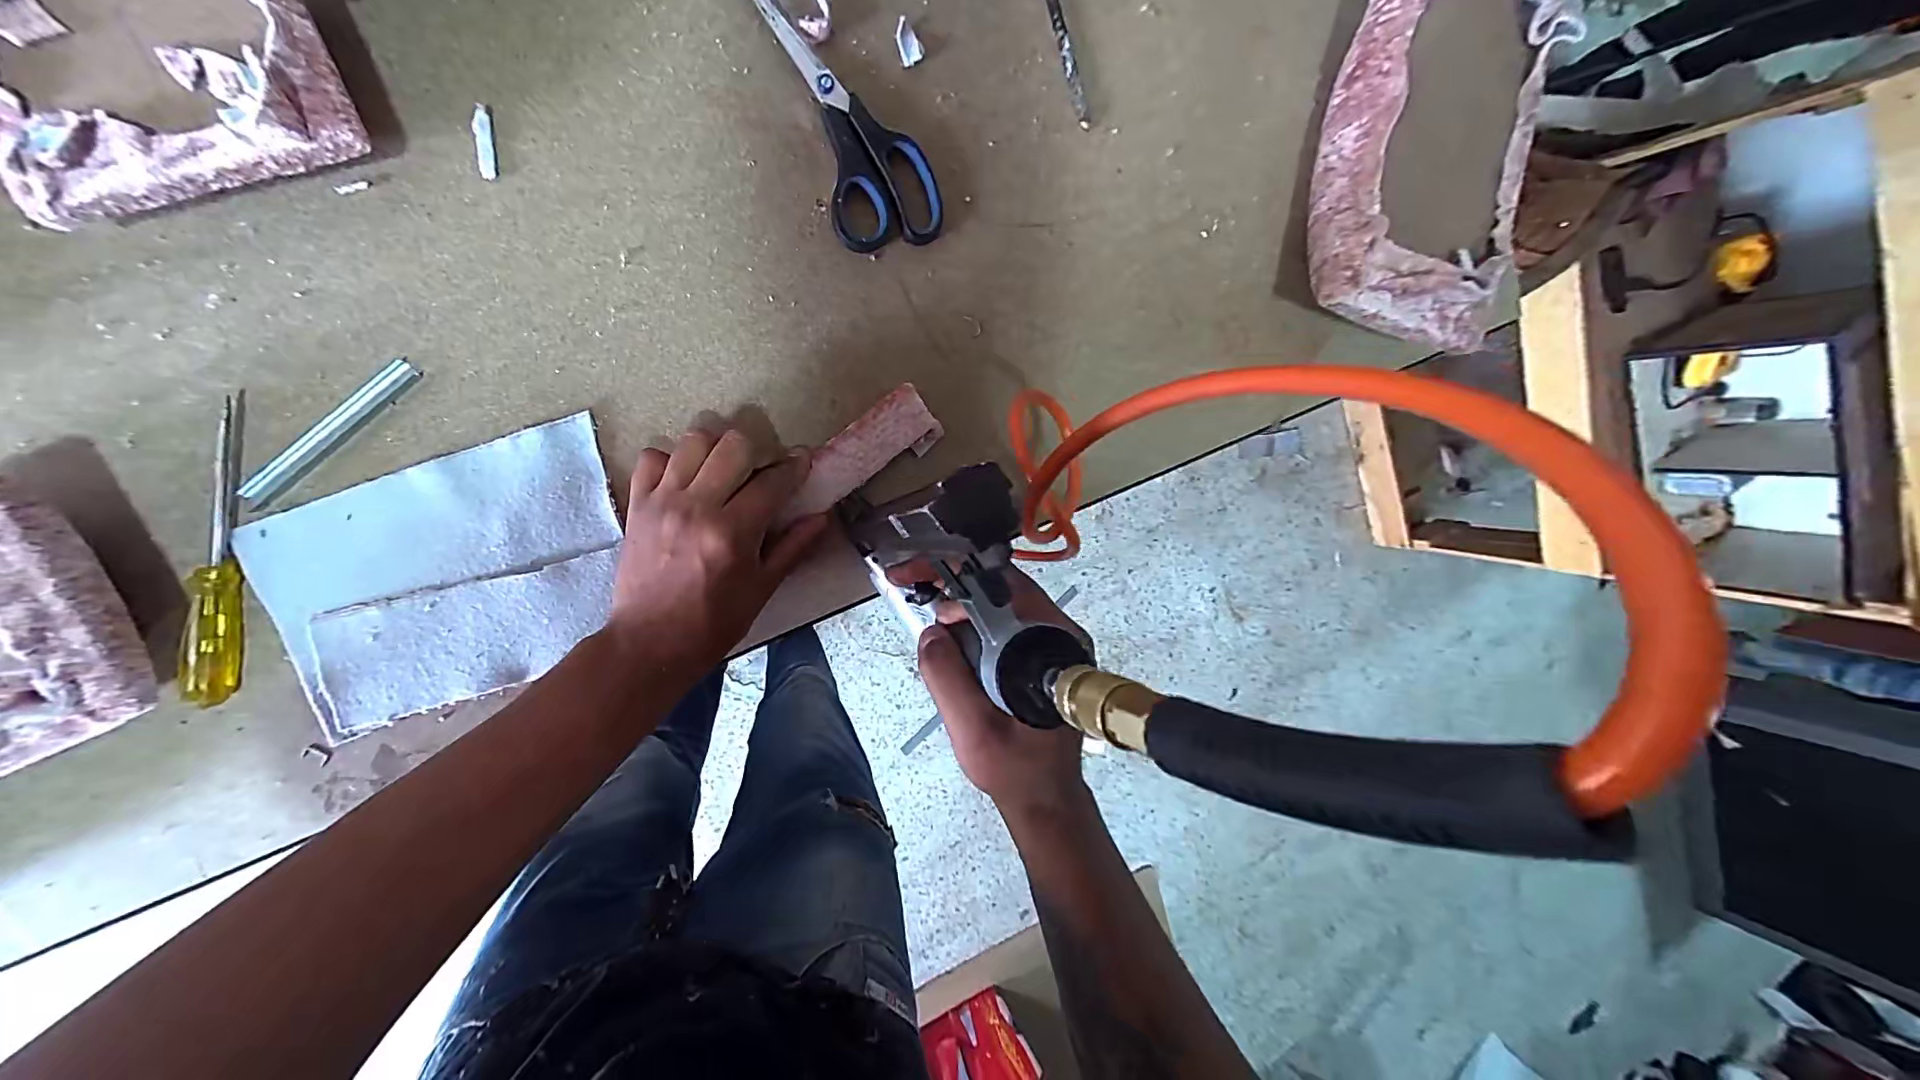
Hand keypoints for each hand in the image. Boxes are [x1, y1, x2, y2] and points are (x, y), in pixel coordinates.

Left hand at [610, 430, 829, 669]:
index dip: (794, 467)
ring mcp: (663, 502)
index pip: (772, 481)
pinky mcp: (638, 505)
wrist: (650, 642)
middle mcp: (697, 507)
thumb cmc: (714, 622)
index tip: (803, 461)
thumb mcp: (763, 588)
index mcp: (732, 532)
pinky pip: (653, 458)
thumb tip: (821, 517)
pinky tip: (685, 481)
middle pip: (734, 445)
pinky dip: (672, 461)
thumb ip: (793, 547)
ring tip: (724, 471)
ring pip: (694, 441)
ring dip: (716, 449)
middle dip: (757, 452)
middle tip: (761, 471)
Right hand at [902, 564, 1088, 819]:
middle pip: (999, 585)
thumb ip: (947, 678)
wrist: (1046, 799)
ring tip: (932, 631)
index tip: (914, 574)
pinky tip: (953, 647)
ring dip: (960, 610)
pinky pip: (1002, 623)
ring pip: (998, 602)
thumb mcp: (973, 728)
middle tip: (914, 598)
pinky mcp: (1042, 653)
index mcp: (1051, 642)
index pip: (1001, 583)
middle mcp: (1059, 632)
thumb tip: (930, 632)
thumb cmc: (1017, 770)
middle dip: (951, 588)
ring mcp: (1053, 641)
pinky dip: (972, 627)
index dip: (953, 573)